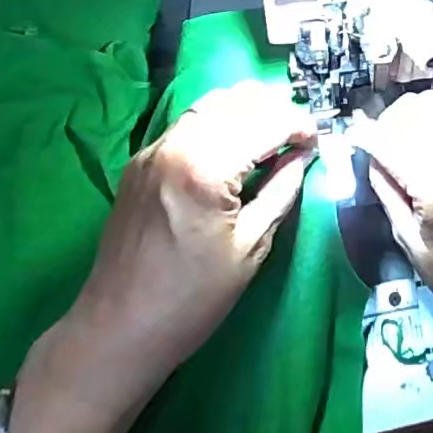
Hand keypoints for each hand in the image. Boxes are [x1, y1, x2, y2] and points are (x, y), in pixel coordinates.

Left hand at [11, 81, 313, 432]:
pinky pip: (190, 121)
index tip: (316, 139)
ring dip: (248, 110)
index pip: (266, 122)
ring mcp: (154, 149)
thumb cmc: (191, 299)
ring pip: (213, 102)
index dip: (299, 125)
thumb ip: (282, 189)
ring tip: (271, 135)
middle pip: (240, 101)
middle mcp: (178, 145)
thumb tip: (303, 153)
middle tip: (298, 137)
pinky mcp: (141, 159)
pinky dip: (220, 119)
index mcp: (206, 168)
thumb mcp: (252, 246)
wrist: (115, 331)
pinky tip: (235, 144)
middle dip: (276, 111)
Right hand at [352, 83, 432, 340]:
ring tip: (404, 138)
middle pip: (409, 112)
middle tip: (377, 145)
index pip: (388, 140)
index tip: (351, 138)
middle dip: (385, 124)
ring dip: (412, 113)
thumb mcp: (411, 243)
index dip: (362, 135)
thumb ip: (388, 193)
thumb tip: (371, 156)